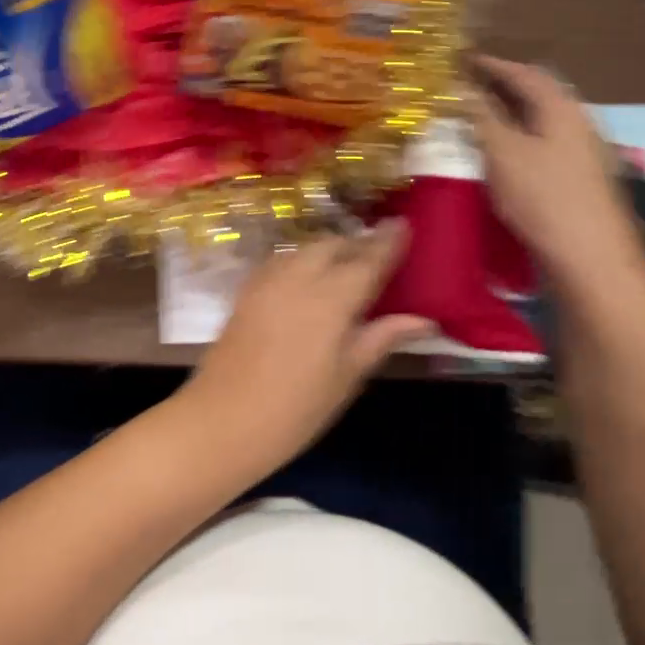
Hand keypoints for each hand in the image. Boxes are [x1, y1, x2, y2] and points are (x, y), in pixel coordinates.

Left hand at [180, 223, 436, 461]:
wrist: (221, 421)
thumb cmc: (295, 409)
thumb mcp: (346, 377)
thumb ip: (381, 339)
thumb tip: (423, 319)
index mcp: (330, 299)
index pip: (366, 259)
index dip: (386, 241)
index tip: (403, 223)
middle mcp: (296, 279)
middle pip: (330, 245)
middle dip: (355, 244)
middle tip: (377, 255)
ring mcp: (264, 283)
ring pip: (302, 250)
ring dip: (326, 251)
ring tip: (345, 267)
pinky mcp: (244, 294)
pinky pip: (279, 263)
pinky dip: (299, 262)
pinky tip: (307, 280)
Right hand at [465, 56, 644, 284]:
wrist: (589, 255)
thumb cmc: (544, 197)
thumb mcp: (503, 152)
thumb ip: (481, 117)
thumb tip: (460, 87)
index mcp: (562, 108)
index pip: (525, 74)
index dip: (493, 65)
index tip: (464, 61)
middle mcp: (577, 123)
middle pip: (537, 96)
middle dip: (502, 89)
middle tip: (466, 89)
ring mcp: (581, 152)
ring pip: (539, 123)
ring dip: (509, 117)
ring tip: (475, 121)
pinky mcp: (577, 179)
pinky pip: (541, 146)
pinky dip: (517, 141)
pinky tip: (500, 157)